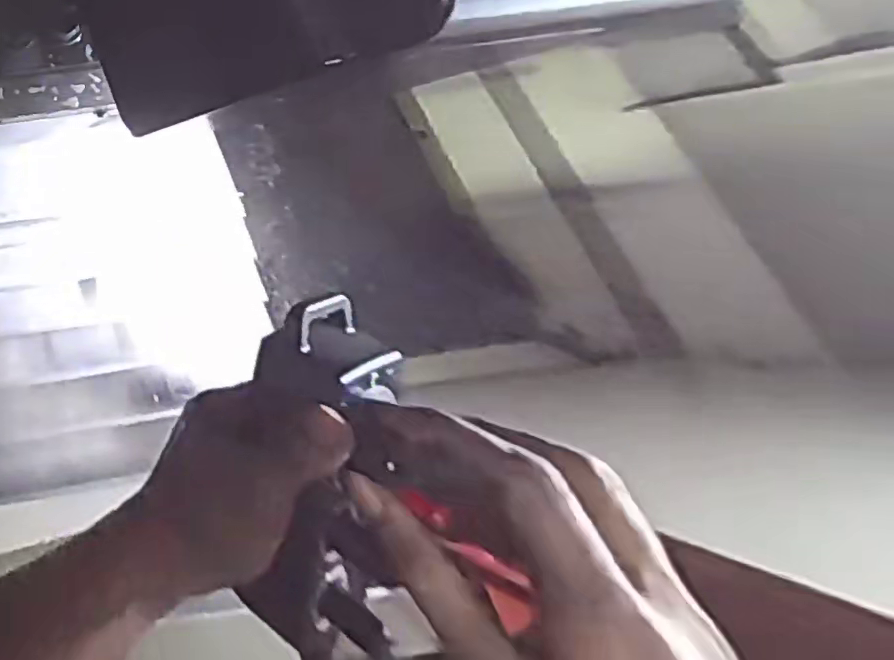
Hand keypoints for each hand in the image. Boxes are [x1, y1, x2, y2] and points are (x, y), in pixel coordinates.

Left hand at [120, 382, 353, 601]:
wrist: (161, 561)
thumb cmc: (203, 518)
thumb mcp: (266, 481)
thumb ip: (301, 446)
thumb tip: (334, 421)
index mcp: (222, 407)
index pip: (283, 391)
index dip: (324, 411)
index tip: (359, 433)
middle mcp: (213, 423)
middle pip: (279, 420)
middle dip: (317, 442)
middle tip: (354, 466)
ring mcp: (211, 453)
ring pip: (270, 449)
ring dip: (302, 467)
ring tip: (335, 490)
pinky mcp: (213, 485)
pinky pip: (259, 475)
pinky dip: (284, 489)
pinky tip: (301, 512)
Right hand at [348, 407, 735, 659]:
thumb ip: (421, 570)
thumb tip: (366, 493)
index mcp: (610, 615)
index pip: (525, 480)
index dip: (448, 436)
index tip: (391, 422)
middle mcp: (660, 601)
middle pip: (567, 469)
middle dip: (475, 439)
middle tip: (411, 437)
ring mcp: (678, 611)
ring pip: (588, 495)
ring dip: (501, 470)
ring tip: (434, 480)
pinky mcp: (671, 622)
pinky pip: (596, 533)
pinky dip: (526, 512)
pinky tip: (477, 530)